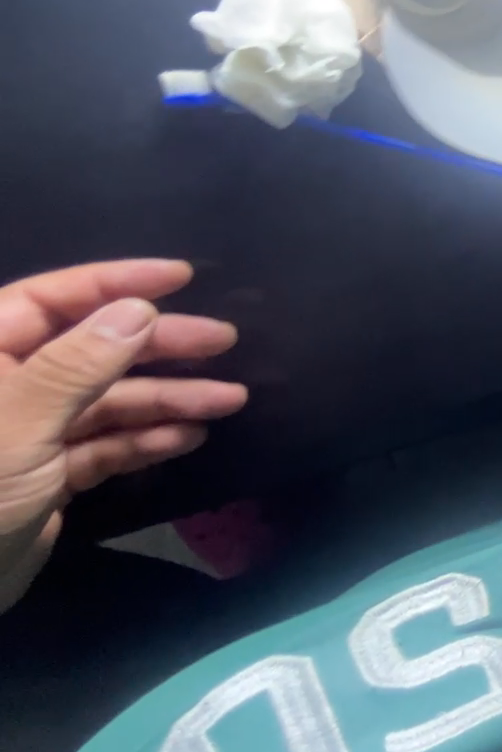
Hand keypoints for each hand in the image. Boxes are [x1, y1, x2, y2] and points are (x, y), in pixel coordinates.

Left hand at [0, 261, 246, 608]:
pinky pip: (104, 444)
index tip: (182, 276)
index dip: (110, 284)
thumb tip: (137, 308)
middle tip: (225, 341)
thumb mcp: (13, 431)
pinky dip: (147, 439)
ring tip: (230, 400)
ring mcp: (21, 434)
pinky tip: (188, 437)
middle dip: (159, 345)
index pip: (41, 304)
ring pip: (106, 400)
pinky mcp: (42, 475)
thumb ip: (74, 368)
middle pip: (88, 350)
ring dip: (169, 398)